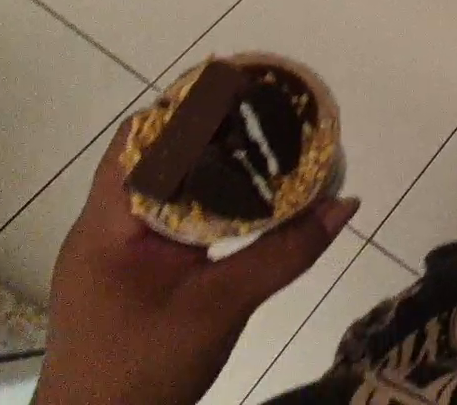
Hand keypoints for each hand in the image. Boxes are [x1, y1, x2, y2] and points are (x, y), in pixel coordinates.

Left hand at [34, 119, 359, 404]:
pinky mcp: (139, 273)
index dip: (184, 108)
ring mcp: (121, 253)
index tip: (238, 83)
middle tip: (269, 109)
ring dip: (215, 162)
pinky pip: (179, 216)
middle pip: (155, 157)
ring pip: (169, 187)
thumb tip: (347, 202)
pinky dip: (216, 196)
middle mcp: (109, 229)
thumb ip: (284, 253)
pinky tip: (254, 196)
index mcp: (109, 227)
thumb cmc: (141, 372)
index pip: (137, 143)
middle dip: (211, 128)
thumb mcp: (220, 308)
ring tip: (270, 141)